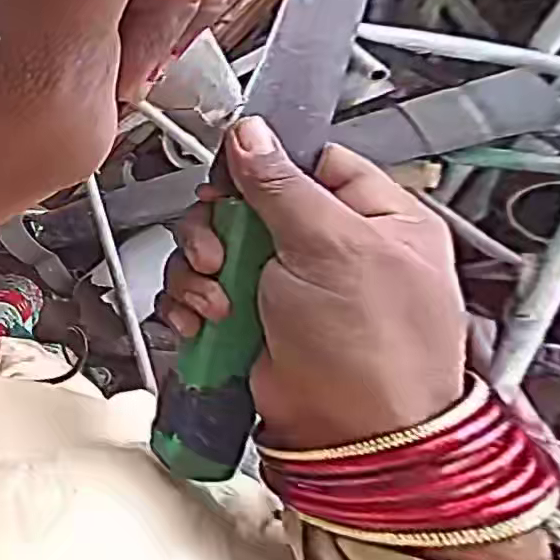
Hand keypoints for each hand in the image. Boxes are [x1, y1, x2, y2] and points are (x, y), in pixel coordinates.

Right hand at [158, 118, 466, 449]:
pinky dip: (188, 302)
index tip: (230, 185)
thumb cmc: (371, 345)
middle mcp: (317, 243)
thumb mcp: (332, 248)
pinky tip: (209, 321)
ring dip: (196, 274)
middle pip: (234, 204)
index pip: (304, 162)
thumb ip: (283, 187)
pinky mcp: (238, 306)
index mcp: (367, 218)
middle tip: (223, 257)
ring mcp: (274, 276)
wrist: (345, 426)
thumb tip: (249, 133)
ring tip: (220, 303)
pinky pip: (189, 283)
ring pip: (202, 244)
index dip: (259, 167)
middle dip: (212, 233)